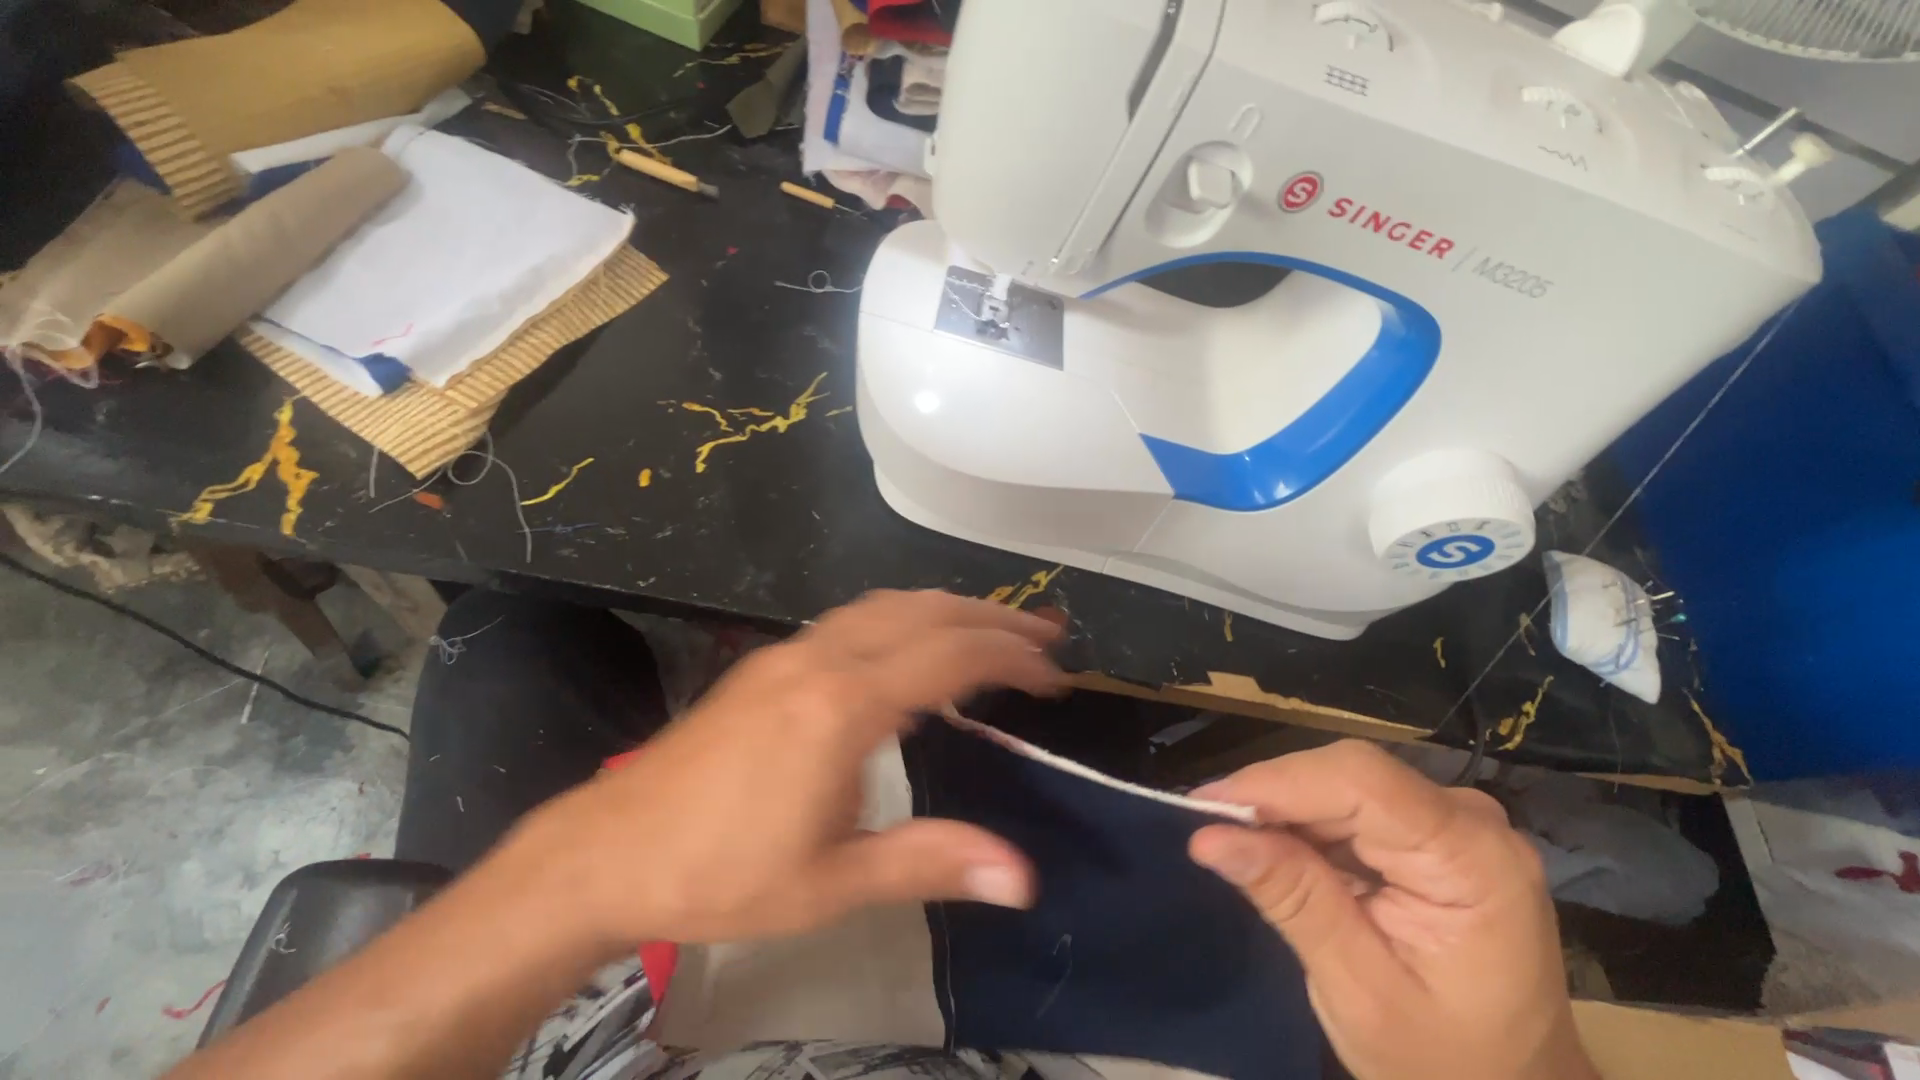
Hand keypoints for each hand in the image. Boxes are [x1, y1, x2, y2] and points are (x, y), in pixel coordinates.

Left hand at [487, 589, 1066, 953]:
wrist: (609, 850)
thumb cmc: (723, 874)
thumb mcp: (832, 884)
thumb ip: (928, 864)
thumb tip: (1024, 876)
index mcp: (843, 708)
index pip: (950, 657)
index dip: (1012, 659)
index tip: (1057, 677)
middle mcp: (819, 661)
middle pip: (923, 613)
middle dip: (992, 619)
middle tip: (1048, 638)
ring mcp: (787, 654)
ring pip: (884, 605)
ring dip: (947, 608)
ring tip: (995, 629)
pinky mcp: (766, 664)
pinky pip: (852, 617)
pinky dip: (903, 616)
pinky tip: (910, 645)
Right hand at [1187, 741, 1597, 1079]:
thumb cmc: (1446, 1066)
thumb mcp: (1358, 993)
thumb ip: (1292, 900)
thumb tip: (1208, 836)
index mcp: (1472, 859)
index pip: (1361, 781)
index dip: (1276, 782)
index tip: (1202, 808)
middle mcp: (1472, 822)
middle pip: (1351, 775)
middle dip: (1274, 796)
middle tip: (1208, 829)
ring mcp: (1457, 825)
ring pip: (1346, 784)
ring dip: (1286, 811)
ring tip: (1233, 842)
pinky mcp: (1437, 836)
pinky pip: (1357, 807)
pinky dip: (1308, 826)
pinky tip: (1278, 854)